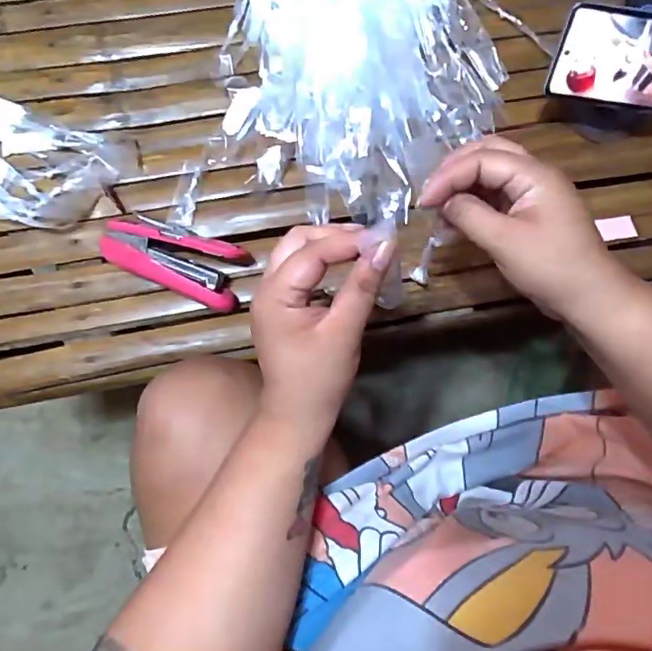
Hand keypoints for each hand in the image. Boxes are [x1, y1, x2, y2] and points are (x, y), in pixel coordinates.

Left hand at [250, 224, 393, 436]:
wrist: (297, 416)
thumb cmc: (319, 379)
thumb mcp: (344, 332)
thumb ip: (362, 287)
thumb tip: (385, 248)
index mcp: (275, 294)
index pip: (313, 252)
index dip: (349, 241)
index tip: (385, 238)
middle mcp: (266, 288)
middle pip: (297, 241)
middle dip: (334, 234)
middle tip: (372, 240)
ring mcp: (271, 296)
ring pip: (296, 252)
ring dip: (328, 244)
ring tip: (364, 247)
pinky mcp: (281, 305)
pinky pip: (299, 269)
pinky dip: (323, 260)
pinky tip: (347, 265)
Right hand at [418, 137, 632, 319]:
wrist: (589, 296)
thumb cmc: (550, 267)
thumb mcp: (504, 241)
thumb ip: (470, 214)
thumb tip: (442, 202)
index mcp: (534, 174)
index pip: (481, 159)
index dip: (448, 176)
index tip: (423, 202)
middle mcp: (534, 174)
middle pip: (488, 153)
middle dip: (454, 169)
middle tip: (429, 194)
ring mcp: (533, 192)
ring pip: (491, 172)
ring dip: (462, 184)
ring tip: (439, 207)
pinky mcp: (530, 212)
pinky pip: (496, 194)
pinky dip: (473, 201)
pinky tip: (455, 219)